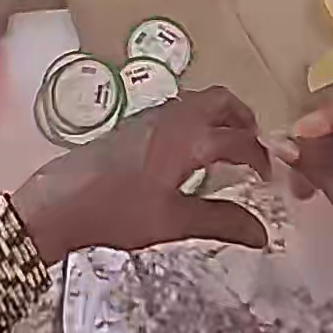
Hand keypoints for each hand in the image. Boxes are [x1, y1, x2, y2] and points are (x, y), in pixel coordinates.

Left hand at [11, 86, 269, 262]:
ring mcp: (155, 114)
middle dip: (244, 118)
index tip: (269, 176)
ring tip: (229, 145)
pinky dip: (201, 116)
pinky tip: (194, 147)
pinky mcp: (139, 119)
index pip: (239, 138)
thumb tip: (262, 233)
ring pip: (200, 99)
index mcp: (189, 138)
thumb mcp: (173, 221)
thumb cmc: (119, 211)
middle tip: (255, 147)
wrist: (63, 200)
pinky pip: (182, 105)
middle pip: (222, 100)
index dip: (260, 155)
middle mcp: (175, 116)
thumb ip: (221, 221)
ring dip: (222, 114)